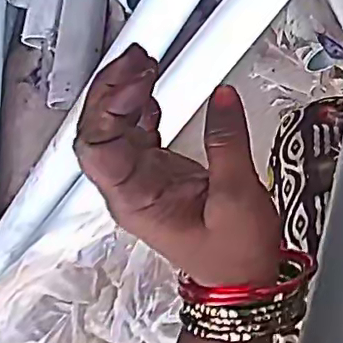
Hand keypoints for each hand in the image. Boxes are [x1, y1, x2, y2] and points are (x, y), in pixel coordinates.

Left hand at [74, 44, 281, 286]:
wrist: (242, 283)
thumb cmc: (234, 257)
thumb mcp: (238, 197)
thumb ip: (228, 142)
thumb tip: (223, 97)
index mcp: (135, 199)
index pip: (99, 145)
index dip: (111, 105)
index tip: (140, 78)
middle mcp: (130, 187)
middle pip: (100, 130)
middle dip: (112, 89)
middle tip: (138, 59)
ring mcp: (142, 179)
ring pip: (116, 127)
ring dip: (125, 93)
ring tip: (144, 64)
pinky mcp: (159, 174)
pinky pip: (140, 133)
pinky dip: (142, 107)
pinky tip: (152, 89)